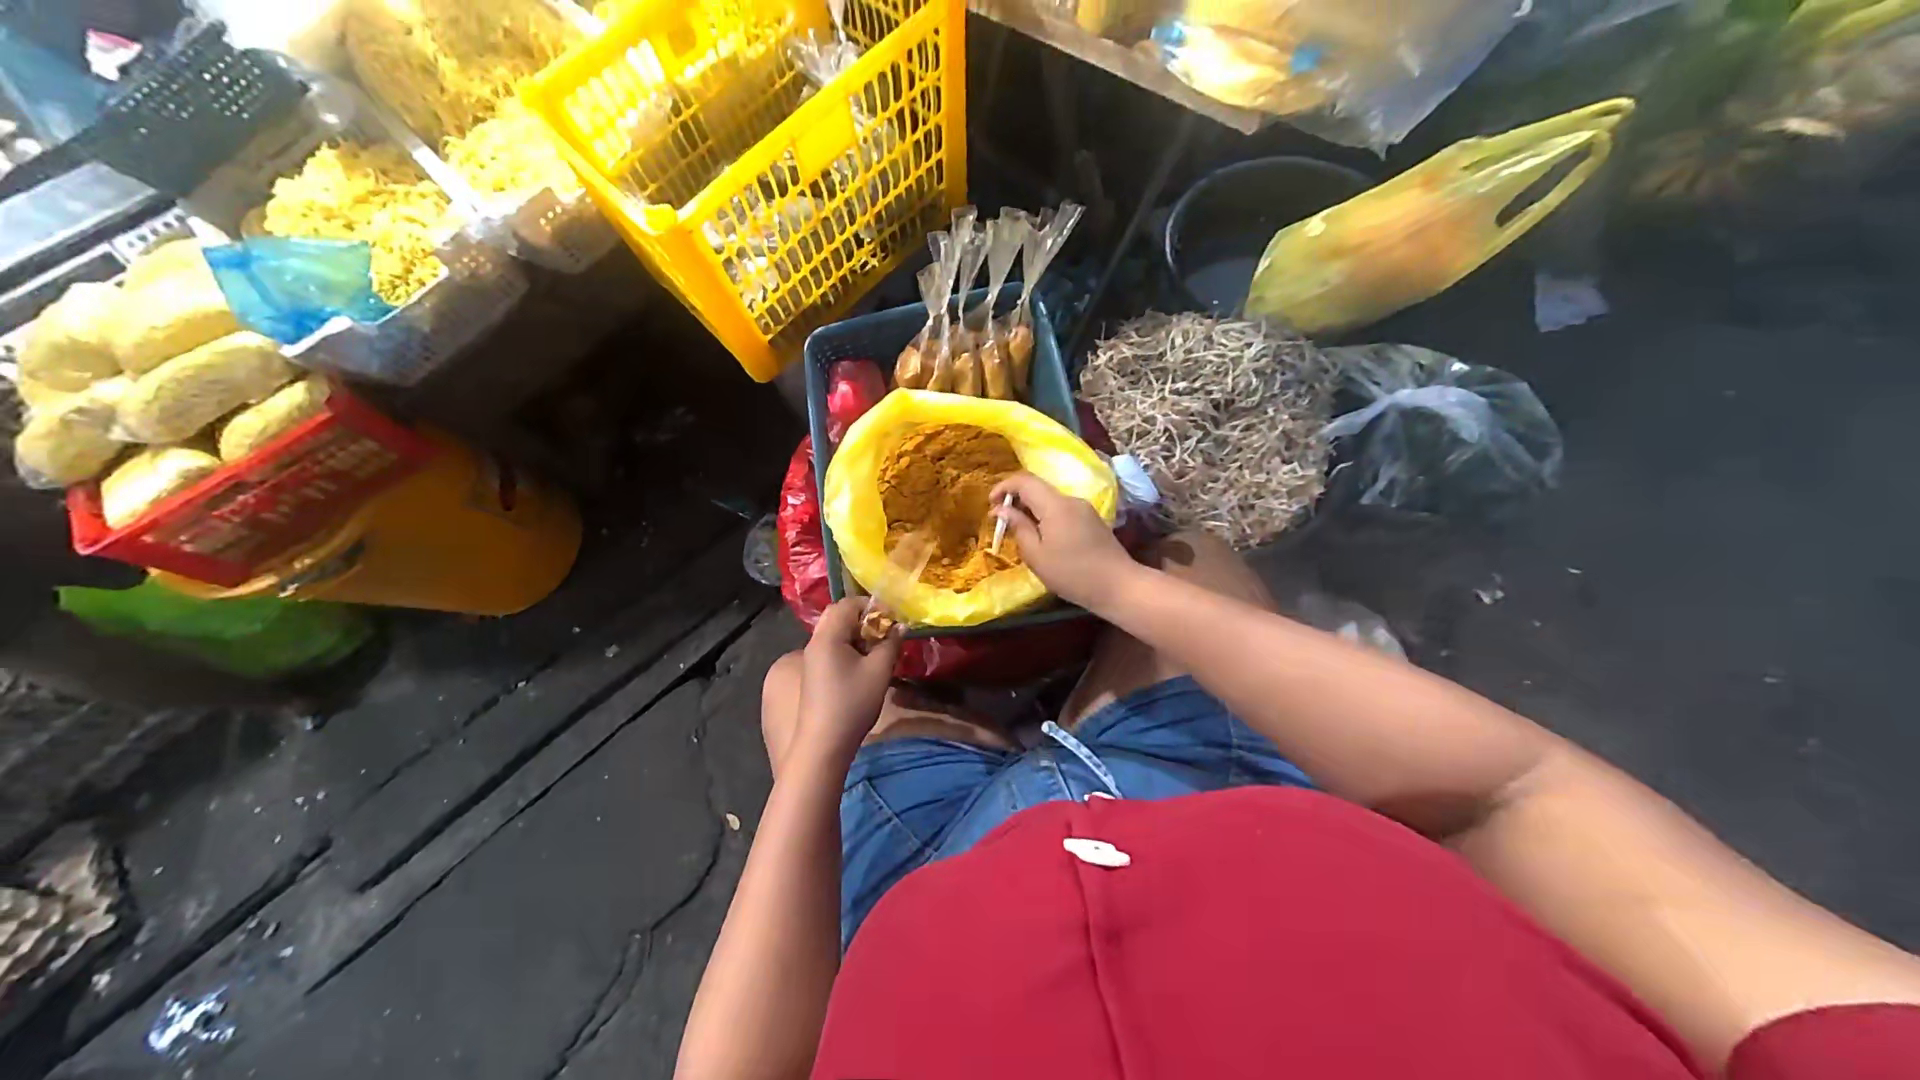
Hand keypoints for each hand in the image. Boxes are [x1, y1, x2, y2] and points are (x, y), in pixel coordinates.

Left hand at [793, 598, 901, 763]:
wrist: (824, 742)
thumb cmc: (853, 702)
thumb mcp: (879, 671)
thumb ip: (891, 643)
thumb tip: (900, 626)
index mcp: (828, 636)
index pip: (847, 604)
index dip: (871, 606)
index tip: (892, 619)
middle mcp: (815, 642)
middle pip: (838, 616)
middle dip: (864, 619)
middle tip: (885, 633)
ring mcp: (811, 658)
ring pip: (835, 632)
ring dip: (857, 634)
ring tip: (878, 649)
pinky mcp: (814, 672)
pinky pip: (831, 647)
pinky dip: (849, 647)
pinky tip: (864, 665)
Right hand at [990, 472, 1136, 609]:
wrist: (1118, 586)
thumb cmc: (1072, 574)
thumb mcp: (1036, 555)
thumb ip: (1018, 527)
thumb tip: (1001, 510)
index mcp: (1055, 505)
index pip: (1024, 481)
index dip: (1003, 487)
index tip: (991, 504)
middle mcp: (1071, 500)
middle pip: (1038, 488)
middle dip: (1016, 499)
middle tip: (1003, 522)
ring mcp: (1084, 509)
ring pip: (1050, 500)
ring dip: (1032, 510)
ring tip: (1022, 533)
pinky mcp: (1091, 520)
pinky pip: (1062, 510)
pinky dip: (1046, 517)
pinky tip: (1044, 539)